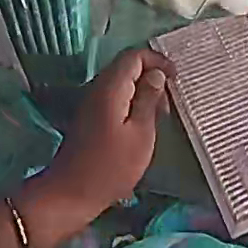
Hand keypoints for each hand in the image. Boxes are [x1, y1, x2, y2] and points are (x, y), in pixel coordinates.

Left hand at [41, 48, 173, 215]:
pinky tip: (142, 122)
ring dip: (142, 89)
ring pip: (121, 81)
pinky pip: (114, 96)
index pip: (134, 56)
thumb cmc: (111, 166)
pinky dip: (131, 100)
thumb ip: (148, 100)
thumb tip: (156, 75)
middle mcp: (98, 87)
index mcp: (111, 87)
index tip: (176, 78)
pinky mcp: (90, 115)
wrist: (72, 192)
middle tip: (170, 100)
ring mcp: (92, 101)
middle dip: (151, 74)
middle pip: (126, 65)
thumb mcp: (140, 134)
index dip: (157, 60)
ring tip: (160, 113)